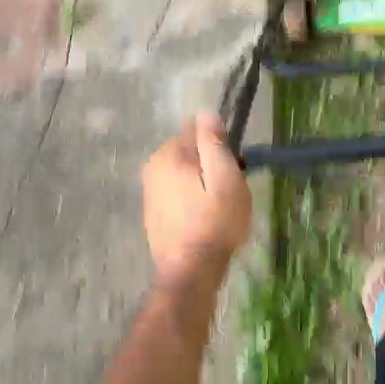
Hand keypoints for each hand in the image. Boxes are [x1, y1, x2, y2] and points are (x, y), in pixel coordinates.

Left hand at [142, 114, 251, 287]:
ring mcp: (150, 189)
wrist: (190, 270)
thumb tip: (206, 113)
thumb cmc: (215, 223)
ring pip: (184, 170)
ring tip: (218, 205)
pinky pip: (177, 189)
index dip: (220, 144)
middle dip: (210, 162)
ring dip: (201, 180)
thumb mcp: (225, 178)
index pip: (198, 128)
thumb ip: (214, 143)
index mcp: (170, 154)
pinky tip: (203, 217)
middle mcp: (153, 166)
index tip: (234, 167)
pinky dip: (190, 196)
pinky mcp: (152, 210)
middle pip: (190, 149)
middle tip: (230, 189)